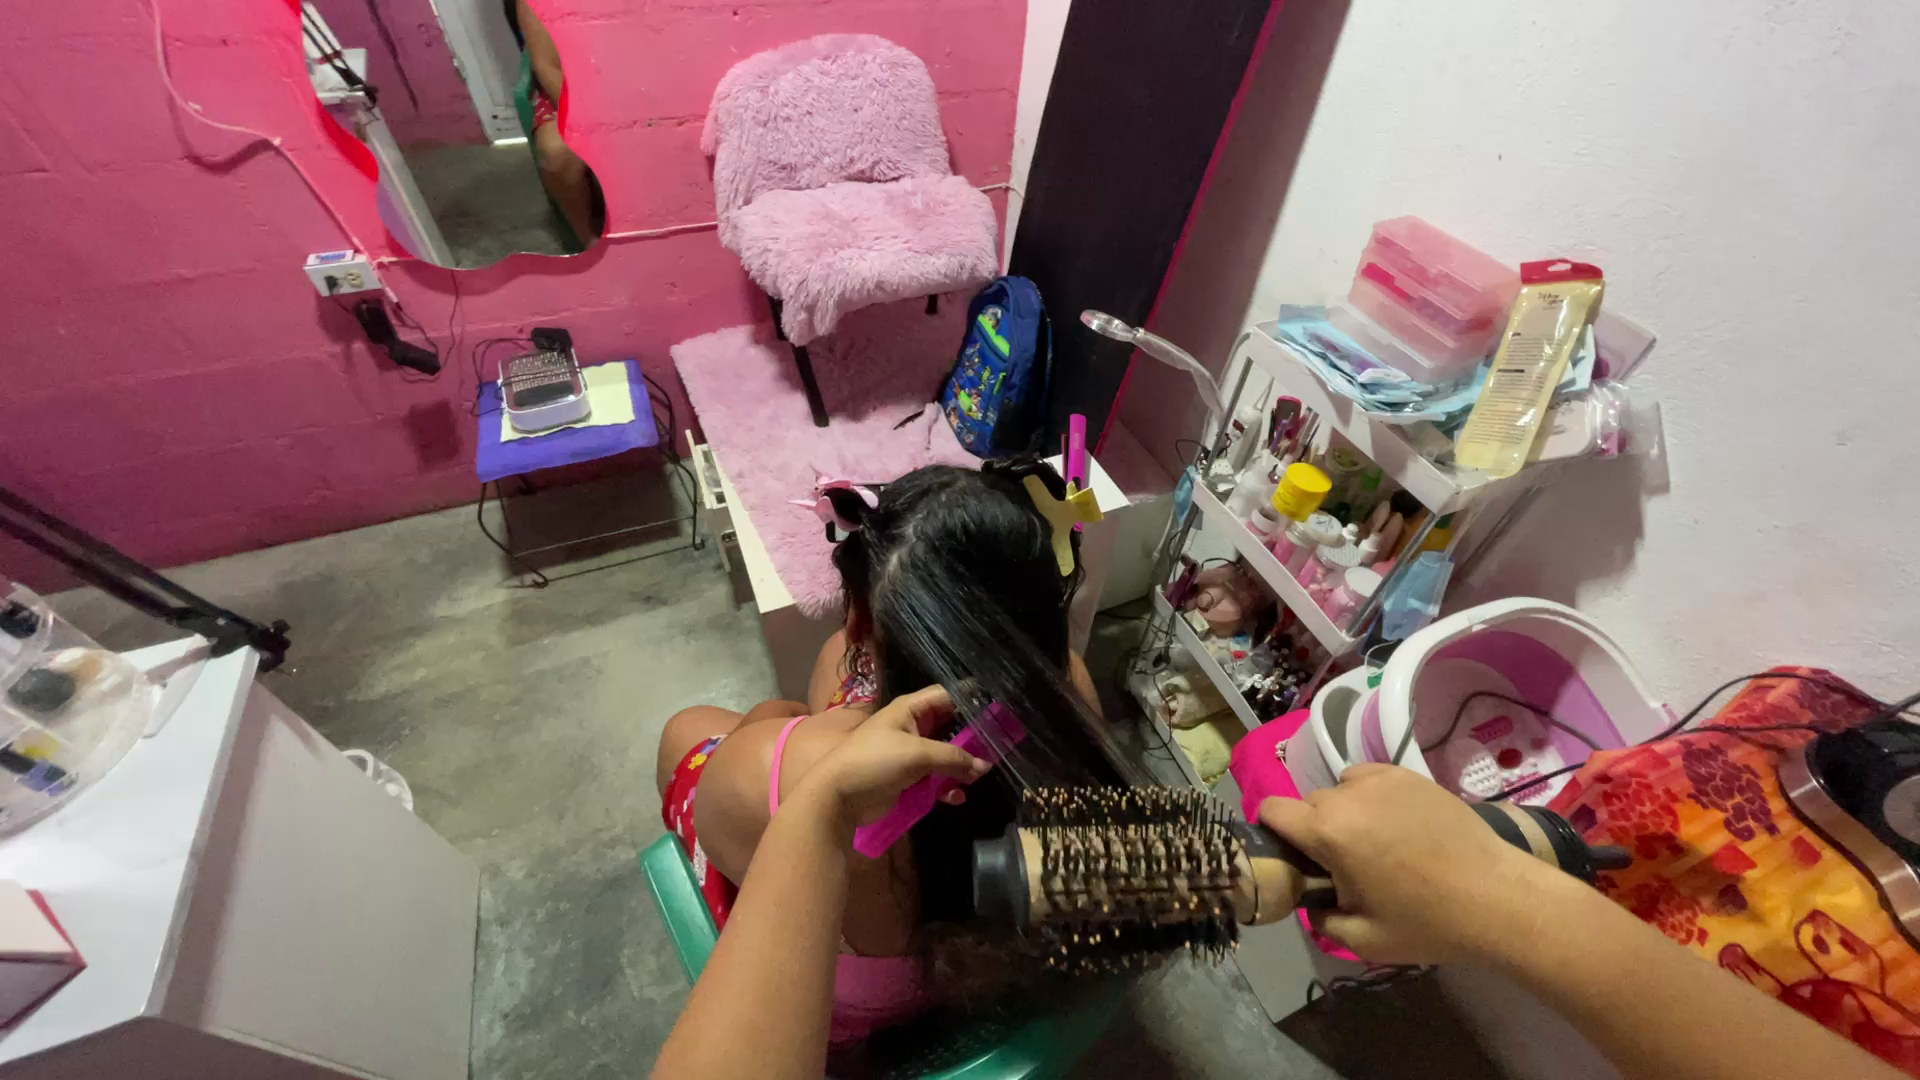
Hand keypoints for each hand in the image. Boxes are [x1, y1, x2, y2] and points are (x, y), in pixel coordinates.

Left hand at [797, 686, 989, 828]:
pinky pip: (935, 777)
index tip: (998, 711)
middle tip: (998, 748)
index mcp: (911, 709)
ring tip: (978, 776)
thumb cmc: (874, 761)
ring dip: (961, 765)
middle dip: (972, 738)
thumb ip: (953, 757)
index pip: (948, 696)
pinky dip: (947, 785)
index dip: (972, 700)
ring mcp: (910, 753)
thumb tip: (983, 765)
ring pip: (946, 754)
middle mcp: (913, 726)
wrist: (837, 797)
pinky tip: (957, 796)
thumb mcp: (917, 754)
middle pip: (951, 726)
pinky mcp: (908, 777)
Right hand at [1258, 765, 1567, 964]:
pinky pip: (1366, 779)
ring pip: (1338, 791)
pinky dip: (1370, 797)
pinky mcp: (1403, 773)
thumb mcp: (1365, 940)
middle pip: (1308, 805)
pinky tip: (1399, 823)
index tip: (1295, 854)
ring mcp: (1375, 780)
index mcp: (1327, 832)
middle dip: (1318, 830)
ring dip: (1345, 813)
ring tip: (1379, 841)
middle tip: (1350, 862)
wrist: (1500, 898)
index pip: (1272, 810)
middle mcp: (1343, 796)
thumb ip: (1321, 918)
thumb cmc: (1429, 921)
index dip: (1273, 830)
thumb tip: (1311, 900)